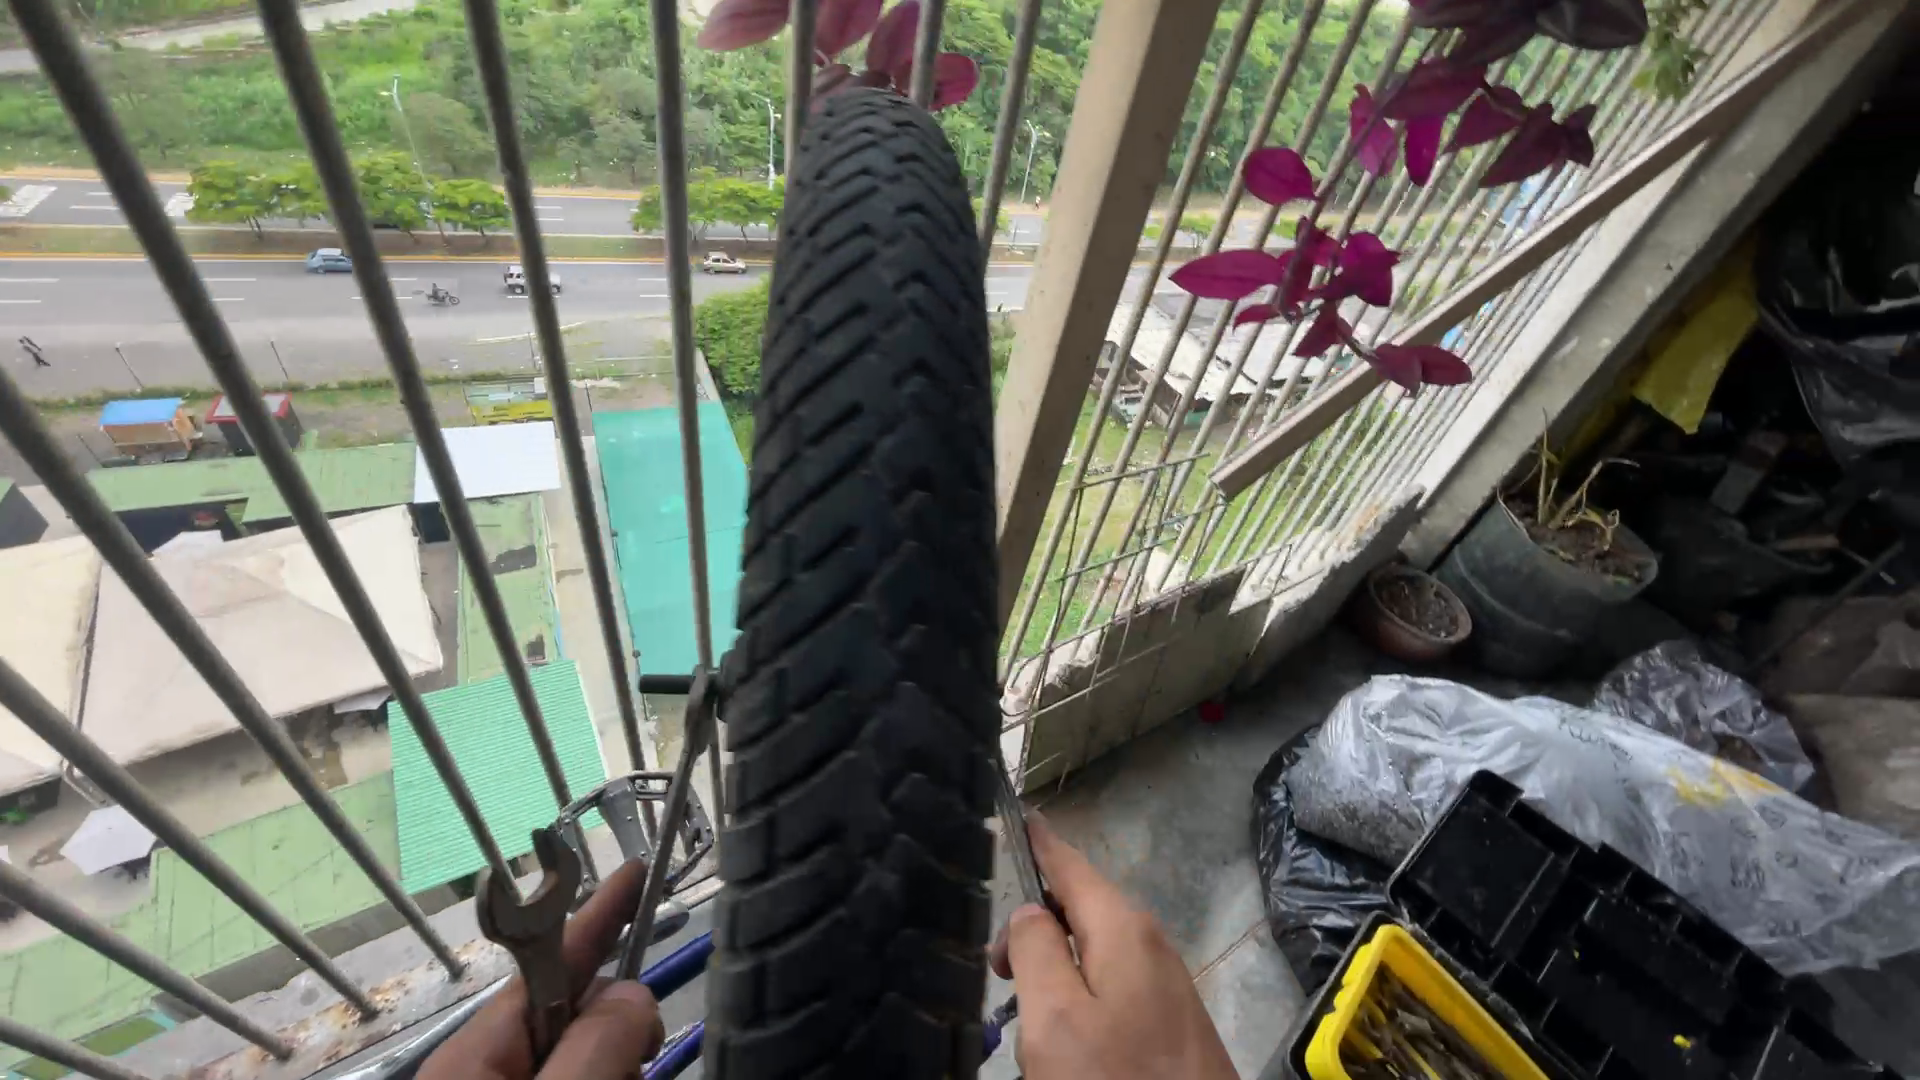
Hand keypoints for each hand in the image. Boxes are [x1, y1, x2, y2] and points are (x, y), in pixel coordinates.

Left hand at [420, 859, 664, 1079]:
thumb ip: (597, 1044)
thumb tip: (635, 993)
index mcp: (475, 1054)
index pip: (549, 958)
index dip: (597, 910)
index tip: (636, 870)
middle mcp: (486, 1069)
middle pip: (577, 1006)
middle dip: (618, 1020)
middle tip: (645, 1055)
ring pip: (586, 1049)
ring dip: (615, 1062)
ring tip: (628, 1077)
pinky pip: (579, 1075)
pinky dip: (606, 1075)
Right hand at [990, 817, 1235, 1079]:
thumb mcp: (1056, 1017)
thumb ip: (1036, 948)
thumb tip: (1033, 911)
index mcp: (1123, 927)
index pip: (1071, 864)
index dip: (1041, 842)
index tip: (1019, 815)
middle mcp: (1150, 944)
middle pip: (1081, 907)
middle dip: (1037, 923)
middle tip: (995, 969)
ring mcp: (1167, 987)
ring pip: (1095, 950)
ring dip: (1054, 966)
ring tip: (1022, 1006)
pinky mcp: (1172, 1026)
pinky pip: (1113, 986)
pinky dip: (1079, 995)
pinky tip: (1065, 1036)